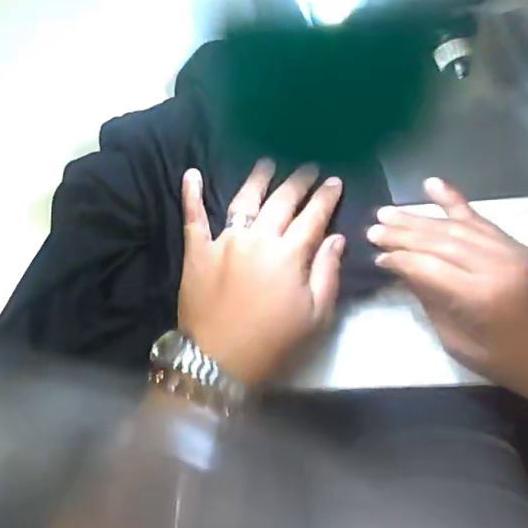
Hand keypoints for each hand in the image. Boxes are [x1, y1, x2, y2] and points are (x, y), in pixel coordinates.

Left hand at [179, 160, 345, 384]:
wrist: (217, 363)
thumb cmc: (273, 343)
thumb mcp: (315, 316)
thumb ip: (327, 273)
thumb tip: (336, 237)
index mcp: (289, 254)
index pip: (313, 217)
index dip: (326, 197)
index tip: (334, 181)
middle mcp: (258, 239)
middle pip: (282, 202)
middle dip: (299, 182)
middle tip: (309, 168)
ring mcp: (225, 241)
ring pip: (244, 200)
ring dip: (258, 179)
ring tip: (268, 163)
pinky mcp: (197, 251)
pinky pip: (193, 217)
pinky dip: (191, 194)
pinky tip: (191, 173)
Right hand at [368, 177, 527, 426]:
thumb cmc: (524, 370)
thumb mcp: (468, 348)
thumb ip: (436, 306)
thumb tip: (408, 274)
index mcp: (480, 297)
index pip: (426, 266)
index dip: (398, 258)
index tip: (375, 255)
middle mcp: (495, 264)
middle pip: (439, 239)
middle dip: (403, 232)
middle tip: (374, 226)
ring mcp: (512, 250)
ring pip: (458, 226)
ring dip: (422, 217)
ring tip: (390, 212)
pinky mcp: (522, 246)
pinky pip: (483, 221)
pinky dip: (457, 203)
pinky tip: (434, 186)